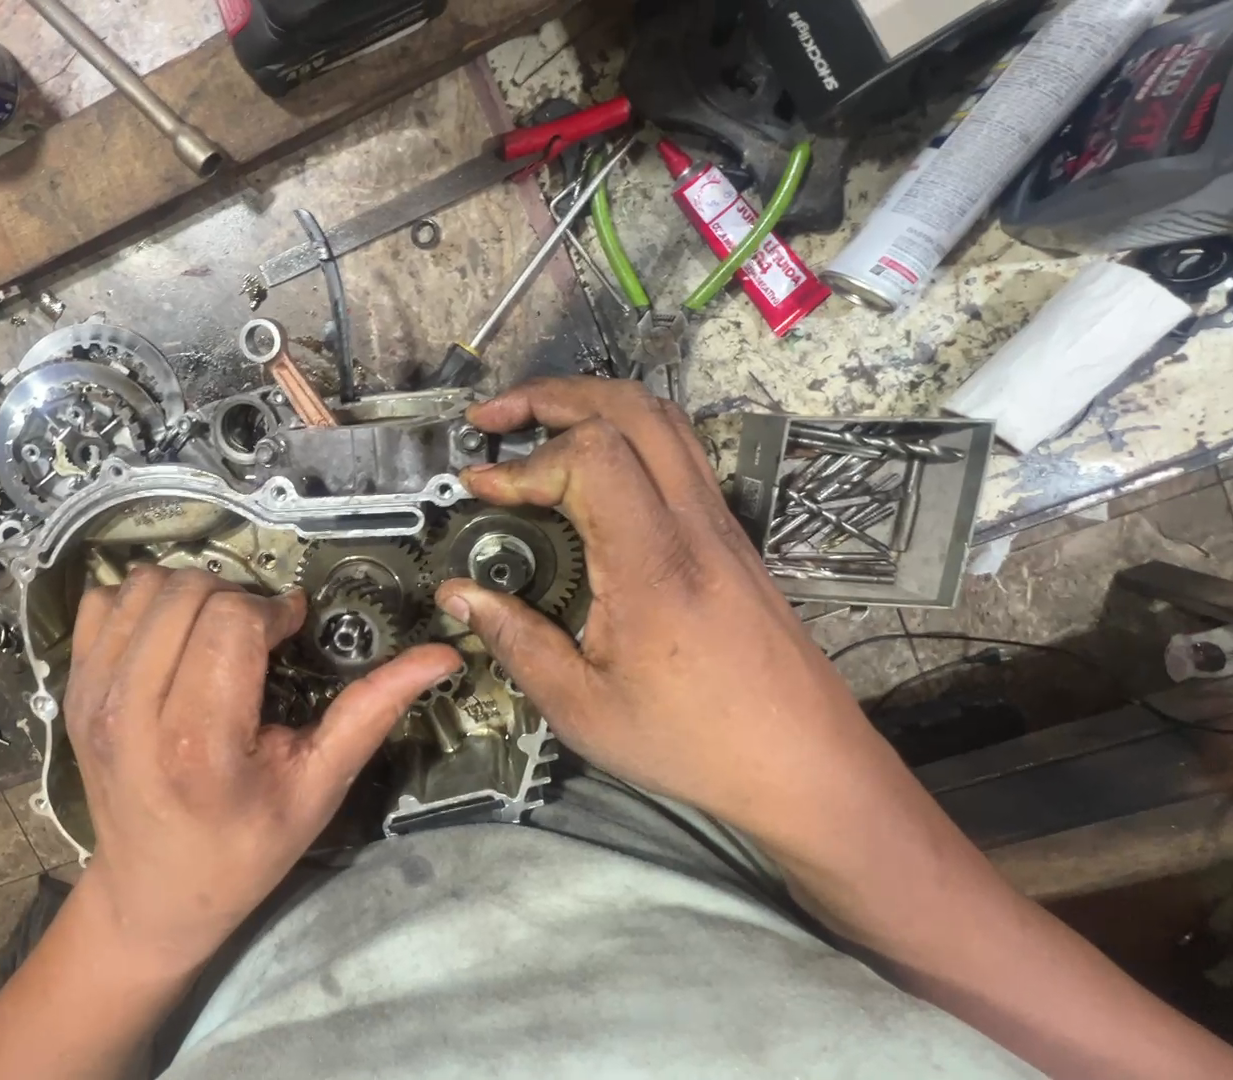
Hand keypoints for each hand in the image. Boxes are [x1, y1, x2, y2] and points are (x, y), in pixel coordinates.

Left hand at [65, 565, 458, 973]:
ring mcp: (93, 697)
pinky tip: (168, 636)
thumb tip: (440, 657)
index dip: (272, 612)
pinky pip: (103, 600)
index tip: (289, 631)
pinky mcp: (72, 690)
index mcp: (199, 742)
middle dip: (235, 599)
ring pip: (147, 585)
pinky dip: (141, 602)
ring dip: (191, 594)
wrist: (152, 892)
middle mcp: (133, 711)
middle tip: (256, 634)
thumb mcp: (316, 787)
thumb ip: (371, 712)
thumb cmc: (242, 848)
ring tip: (215, 632)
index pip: (232, 621)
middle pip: (190, 593)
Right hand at [434, 378, 901, 848]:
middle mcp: (693, 525)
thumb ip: (515, 641)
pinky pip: (677, 452)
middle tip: (493, 416)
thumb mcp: (582, 708)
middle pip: (629, 409)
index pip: (589, 458)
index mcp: (653, 564)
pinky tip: (586, 468)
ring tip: (532, 424)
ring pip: (661, 419)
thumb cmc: (693, 744)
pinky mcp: (729, 536)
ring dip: (590, 404)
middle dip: (551, 395)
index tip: (479, 491)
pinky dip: (622, 433)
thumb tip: (458, 595)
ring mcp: (719, 524)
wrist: (808, 767)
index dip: (522, 463)